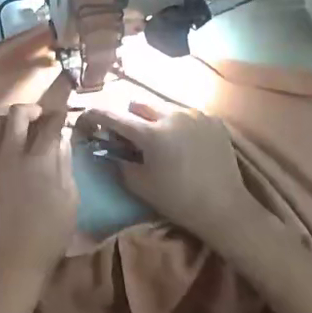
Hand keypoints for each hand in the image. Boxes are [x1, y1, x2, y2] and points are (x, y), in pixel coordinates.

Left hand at [0, 105, 77, 289]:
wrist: (11, 261)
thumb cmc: (49, 235)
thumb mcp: (69, 200)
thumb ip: (65, 164)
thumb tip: (61, 140)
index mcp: (40, 160)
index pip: (50, 123)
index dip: (59, 114)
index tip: (65, 114)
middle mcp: (13, 154)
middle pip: (18, 114)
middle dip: (33, 109)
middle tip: (44, 118)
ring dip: (12, 119)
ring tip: (26, 130)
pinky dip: (0, 134)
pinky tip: (12, 147)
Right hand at [77, 101, 264, 246]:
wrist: (223, 208)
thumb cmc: (177, 200)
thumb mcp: (139, 184)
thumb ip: (118, 161)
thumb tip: (109, 146)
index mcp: (151, 133)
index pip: (113, 116)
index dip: (95, 115)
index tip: (87, 119)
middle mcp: (172, 115)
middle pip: (139, 105)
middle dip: (130, 118)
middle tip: (131, 139)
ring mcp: (195, 114)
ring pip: (164, 107)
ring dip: (155, 119)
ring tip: (162, 142)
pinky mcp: (213, 119)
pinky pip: (187, 114)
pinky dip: (179, 124)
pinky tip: (185, 145)